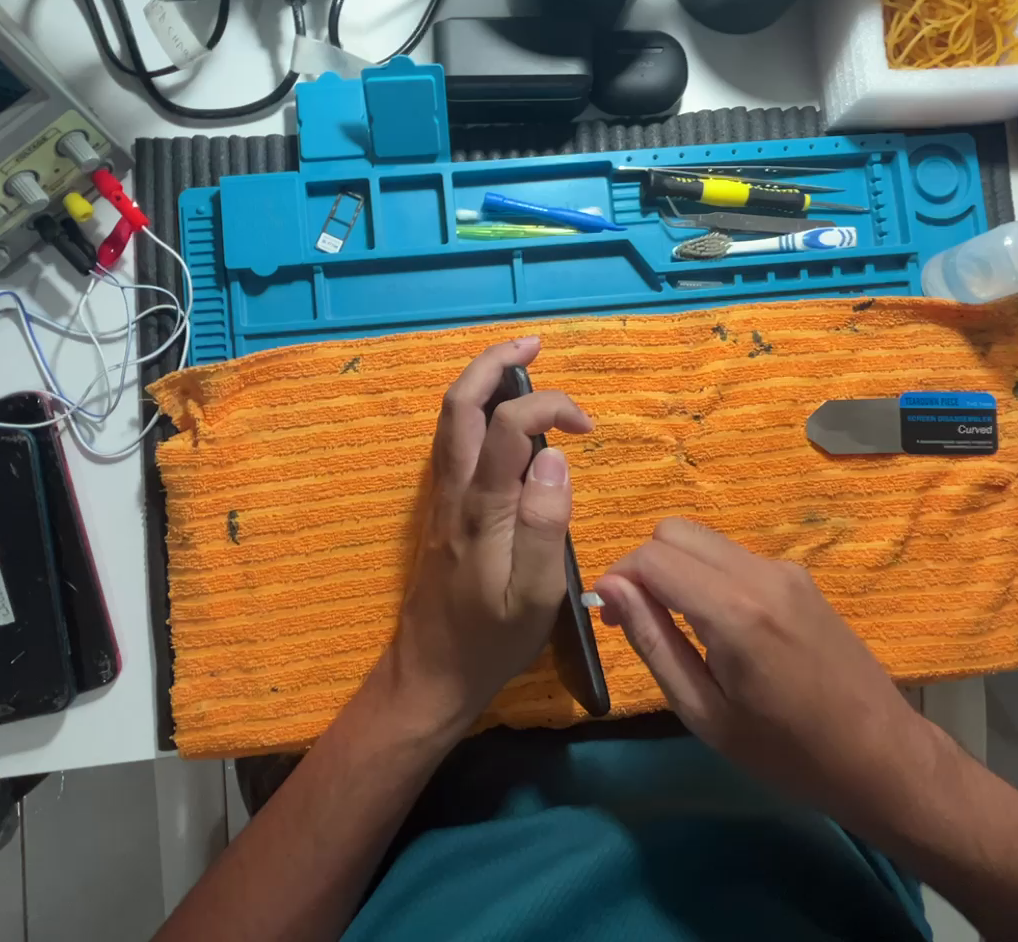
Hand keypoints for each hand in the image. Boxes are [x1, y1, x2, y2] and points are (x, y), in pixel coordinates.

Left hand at [384, 337, 594, 734]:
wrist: (431, 673)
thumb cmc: (490, 641)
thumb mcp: (532, 597)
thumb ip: (545, 525)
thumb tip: (554, 457)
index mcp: (480, 507)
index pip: (507, 425)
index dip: (548, 406)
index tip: (586, 428)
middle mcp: (453, 490)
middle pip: (459, 404)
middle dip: (495, 363)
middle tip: (534, 344)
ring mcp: (442, 498)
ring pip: (449, 420)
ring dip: (481, 381)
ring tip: (520, 364)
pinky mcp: (441, 510)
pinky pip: (452, 442)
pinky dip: (475, 410)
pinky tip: (500, 419)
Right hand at [594, 518, 938, 822]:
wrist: (881, 757)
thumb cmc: (785, 751)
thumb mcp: (704, 712)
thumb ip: (651, 641)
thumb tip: (610, 589)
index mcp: (733, 612)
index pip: (651, 557)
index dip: (617, 578)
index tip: (607, 615)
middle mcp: (759, 574)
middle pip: (674, 531)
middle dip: (644, 565)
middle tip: (638, 616)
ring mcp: (784, 570)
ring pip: (703, 538)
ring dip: (675, 568)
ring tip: (676, 623)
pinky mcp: (799, 576)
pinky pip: (732, 556)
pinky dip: (706, 574)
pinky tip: (719, 624)